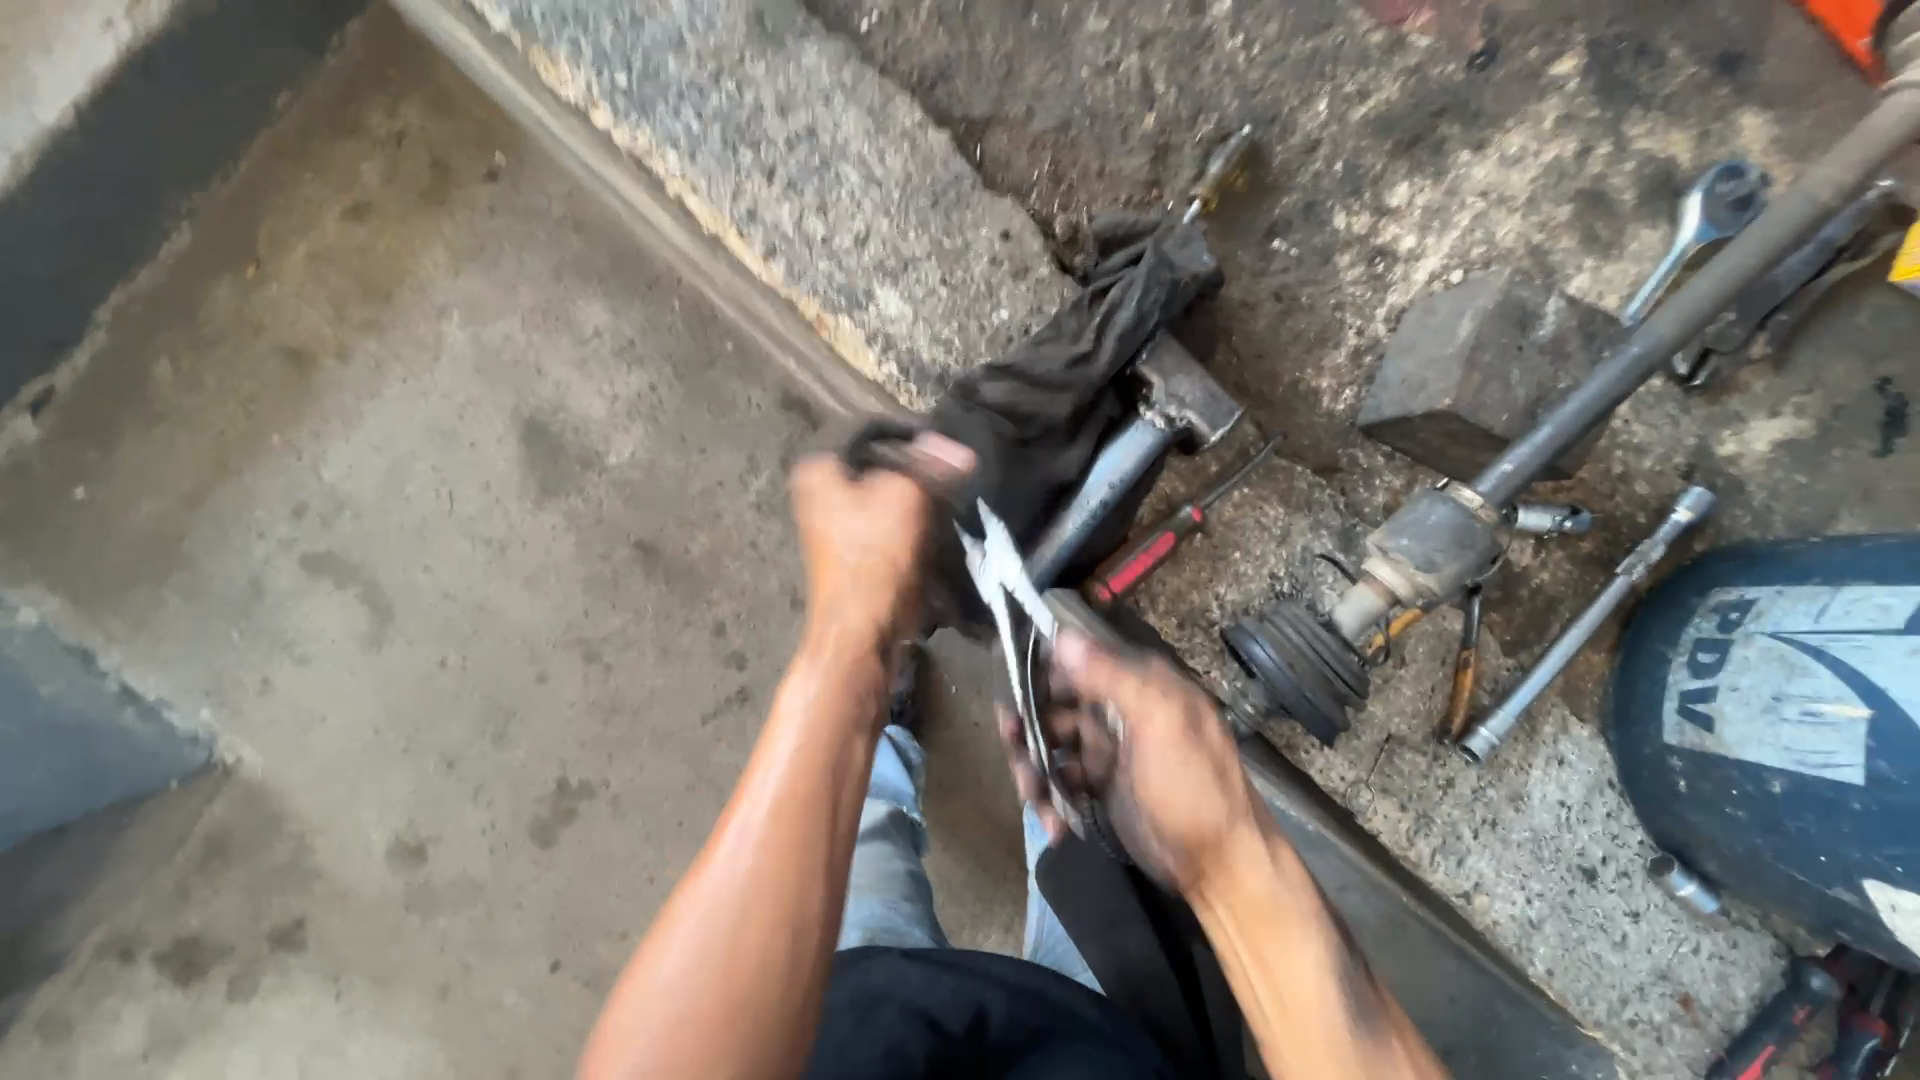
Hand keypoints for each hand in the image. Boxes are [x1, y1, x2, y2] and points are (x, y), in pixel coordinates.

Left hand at [788, 430, 973, 646]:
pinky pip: (886, 516)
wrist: (860, 628)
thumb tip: (958, 450)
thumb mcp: (907, 497)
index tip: (943, 441)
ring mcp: (834, 520)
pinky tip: (936, 520)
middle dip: (917, 461)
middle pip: (876, 457)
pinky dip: (911, 513)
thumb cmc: (875, 557)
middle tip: (950, 466)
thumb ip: (931, 465)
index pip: (867, 425)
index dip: (907, 428)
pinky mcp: (854, 546)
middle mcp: (819, 488)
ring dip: (918, 489)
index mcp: (819, 467)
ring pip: (884, 488)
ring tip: (949, 493)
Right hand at [1000, 631, 1266, 893]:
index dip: (1040, 673)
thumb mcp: (1160, 722)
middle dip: (1027, 726)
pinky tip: (1055, 825)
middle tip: (1013, 747)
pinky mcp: (1100, 786)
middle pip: (1053, 702)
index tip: (1014, 693)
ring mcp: (1107, 748)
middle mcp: (1118, 708)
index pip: (1077, 659)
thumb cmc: (1194, 788)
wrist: (1221, 866)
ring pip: (1050, 743)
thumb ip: (1112, 677)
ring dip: (1032, 767)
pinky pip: (1060, 780)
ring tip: (1034, 798)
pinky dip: (1050, 799)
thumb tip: (1062, 637)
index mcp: (1138, 683)